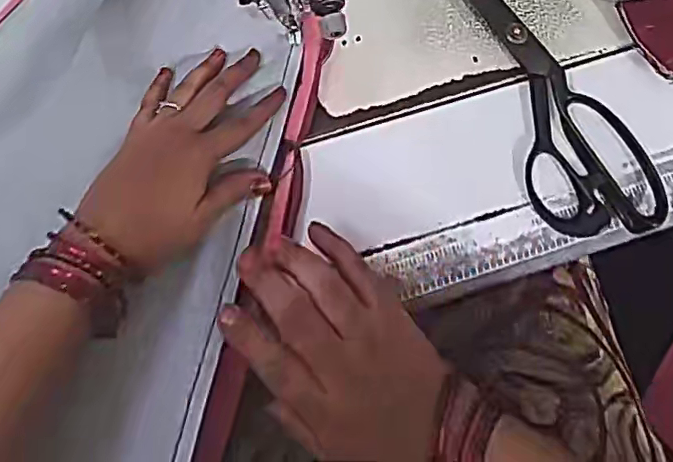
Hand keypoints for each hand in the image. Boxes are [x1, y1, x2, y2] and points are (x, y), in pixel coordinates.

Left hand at [75, 49, 286, 270]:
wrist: (102, 239)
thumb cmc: (154, 234)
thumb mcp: (199, 220)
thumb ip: (231, 191)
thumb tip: (263, 176)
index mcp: (200, 155)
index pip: (240, 126)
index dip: (263, 108)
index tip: (278, 91)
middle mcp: (180, 134)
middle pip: (215, 96)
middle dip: (236, 75)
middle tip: (252, 57)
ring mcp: (156, 130)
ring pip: (185, 91)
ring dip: (204, 70)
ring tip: (218, 54)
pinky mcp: (136, 134)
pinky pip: (150, 101)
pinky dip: (159, 85)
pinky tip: (166, 72)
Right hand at [218, 223, 451, 460]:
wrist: (445, 433)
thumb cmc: (388, 446)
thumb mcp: (331, 450)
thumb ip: (295, 418)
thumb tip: (264, 389)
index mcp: (323, 406)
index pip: (275, 365)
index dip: (247, 336)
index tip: (227, 312)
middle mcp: (343, 365)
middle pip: (296, 316)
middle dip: (266, 283)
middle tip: (246, 261)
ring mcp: (368, 332)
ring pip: (325, 287)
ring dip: (296, 260)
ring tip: (273, 243)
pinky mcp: (390, 310)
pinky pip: (361, 271)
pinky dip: (338, 247)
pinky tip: (317, 232)